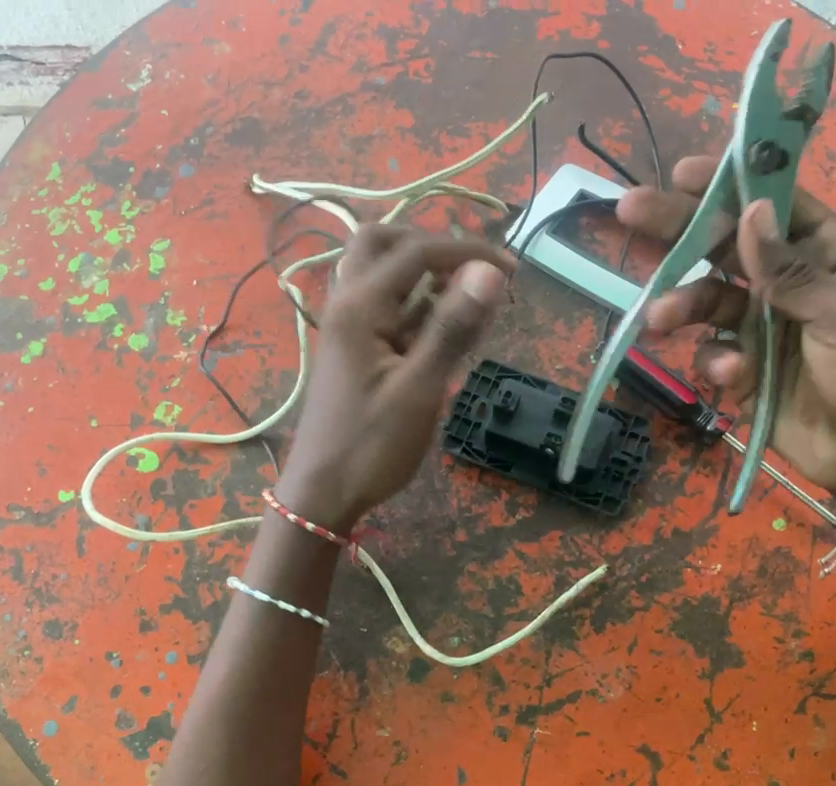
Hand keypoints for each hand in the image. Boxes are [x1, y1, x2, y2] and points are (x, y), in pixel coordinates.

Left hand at [273, 225, 514, 531]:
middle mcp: (346, 304)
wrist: (322, 493)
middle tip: (473, 273)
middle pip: (383, 243)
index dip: (468, 252)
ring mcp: (346, 327)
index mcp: (359, 306)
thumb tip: (490, 271)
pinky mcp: (353, 350)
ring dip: (423, 274)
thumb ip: (452, 329)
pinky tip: (442, 332)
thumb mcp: (419, 390)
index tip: (513, 271)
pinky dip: (414, 305)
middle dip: (432, 247)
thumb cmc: (370, 446)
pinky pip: (384, 307)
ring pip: (381, 274)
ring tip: (465, 302)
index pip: (417, 251)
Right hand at [617, 158, 835, 510]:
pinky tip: (730, 376)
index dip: (729, 184)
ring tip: (658, 319)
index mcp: (826, 253)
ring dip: (681, 305)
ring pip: (706, 300)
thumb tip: (749, 213)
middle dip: (679, 230)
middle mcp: (787, 281)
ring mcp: (761, 326)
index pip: (772, 204)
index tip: (682, 172)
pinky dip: (711, 361)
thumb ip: (794, 270)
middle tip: (629, 212)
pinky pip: (710, 352)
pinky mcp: (742, 369)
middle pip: (724, 245)